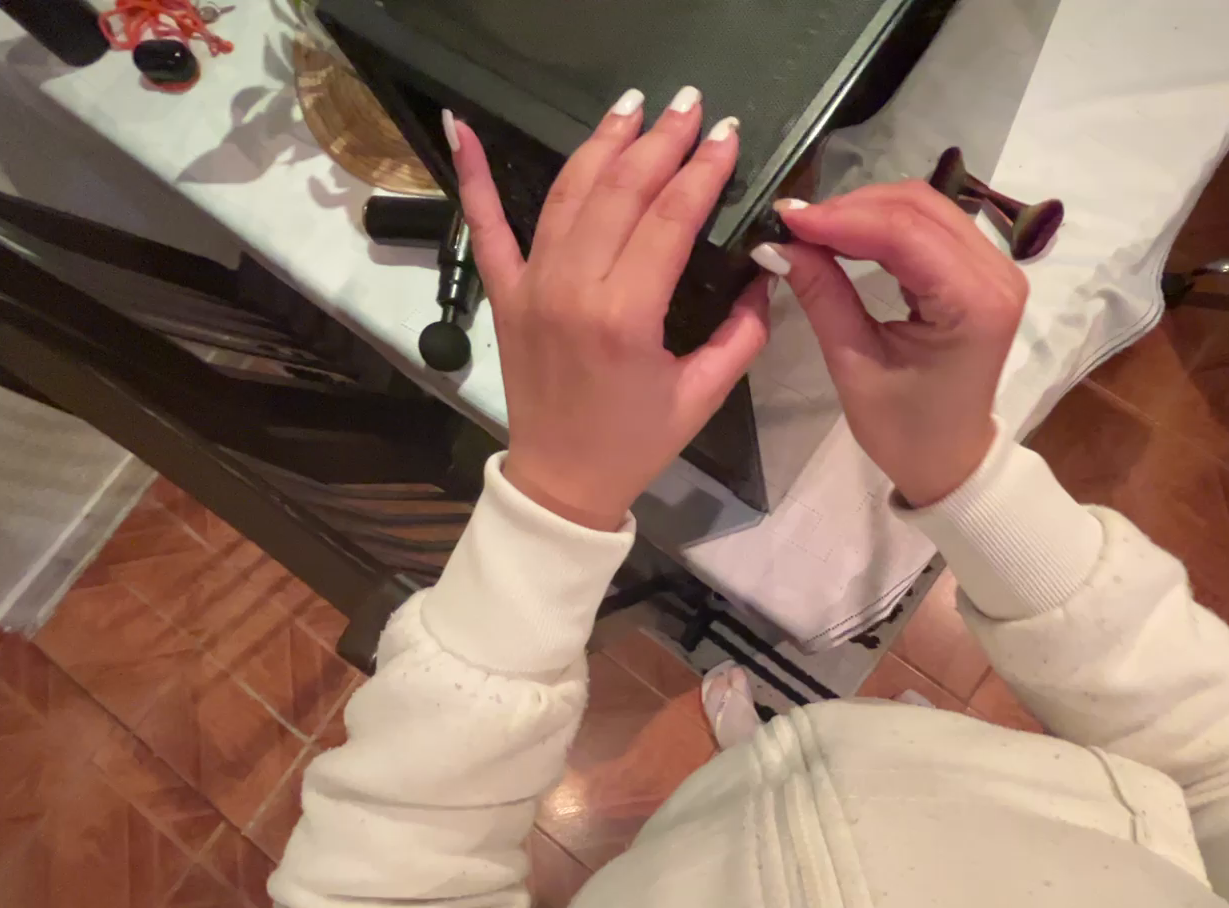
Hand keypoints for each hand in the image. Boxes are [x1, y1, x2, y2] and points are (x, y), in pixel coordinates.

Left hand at [445, 89, 771, 530]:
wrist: (564, 480)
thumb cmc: (636, 444)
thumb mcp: (702, 397)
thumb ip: (742, 335)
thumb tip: (762, 276)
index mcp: (626, 317)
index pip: (670, 220)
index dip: (702, 172)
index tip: (728, 136)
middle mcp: (574, 289)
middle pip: (620, 192)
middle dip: (660, 142)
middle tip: (690, 106)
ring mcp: (532, 288)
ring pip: (567, 194)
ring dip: (602, 143)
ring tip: (632, 107)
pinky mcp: (506, 296)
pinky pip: (486, 228)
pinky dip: (474, 177)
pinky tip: (465, 129)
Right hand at [759, 182, 1027, 506]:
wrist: (948, 460)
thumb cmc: (904, 431)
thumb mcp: (855, 366)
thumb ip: (823, 297)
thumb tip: (778, 246)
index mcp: (973, 303)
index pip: (904, 233)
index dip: (842, 218)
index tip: (786, 220)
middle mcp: (995, 273)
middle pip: (918, 208)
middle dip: (851, 208)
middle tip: (794, 225)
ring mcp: (994, 268)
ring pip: (925, 209)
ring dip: (865, 212)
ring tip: (814, 231)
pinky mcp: (981, 271)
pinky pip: (931, 228)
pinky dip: (884, 226)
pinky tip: (847, 237)